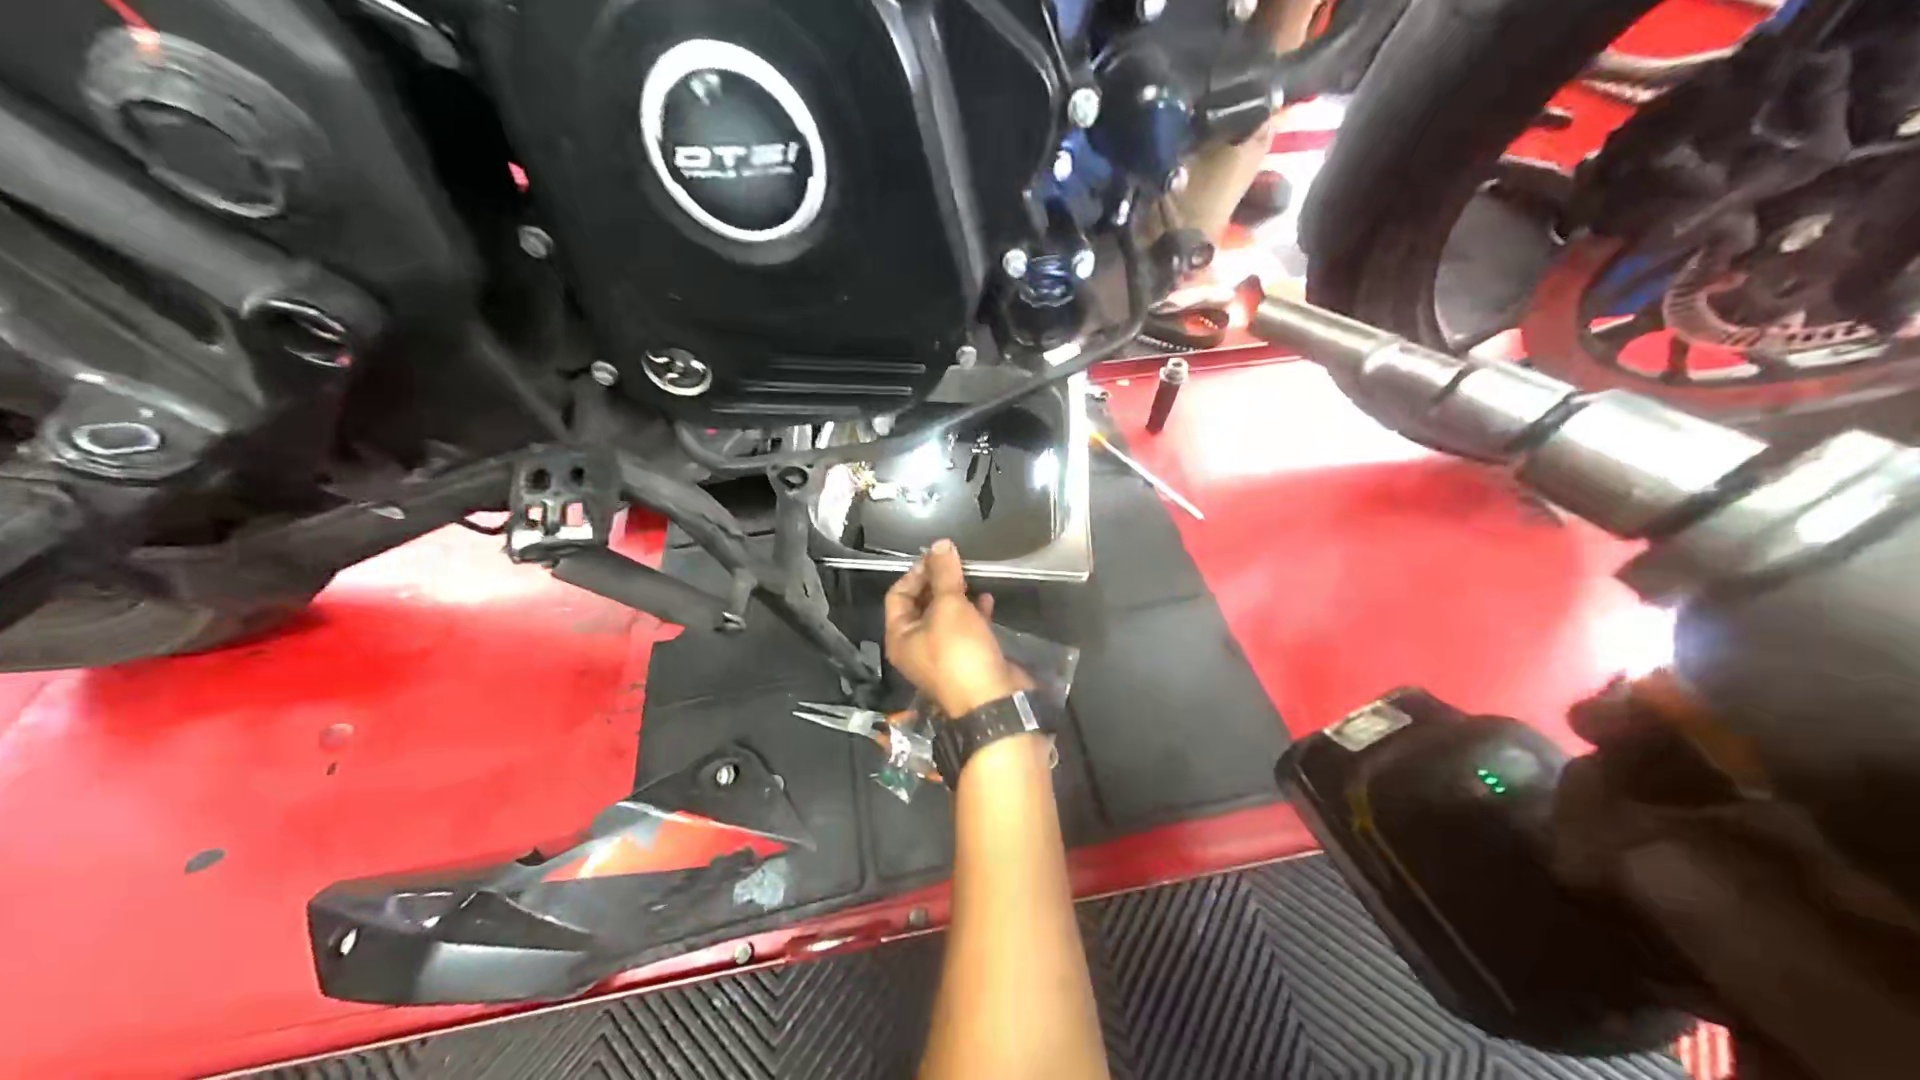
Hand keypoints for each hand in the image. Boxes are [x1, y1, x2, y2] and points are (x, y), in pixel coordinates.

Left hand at [885, 539, 1014, 717]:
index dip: (915, 572)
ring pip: (945, 617)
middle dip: (937, 582)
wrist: (993, 701)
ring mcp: (943, 655)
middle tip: (955, 562)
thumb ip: (944, 574)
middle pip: (921, 605)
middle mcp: (916, 646)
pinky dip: (974, 613)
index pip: (897, 595)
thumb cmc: (960, 652)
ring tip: (971, 576)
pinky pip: (966, 629)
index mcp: (900, 636)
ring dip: (957, 596)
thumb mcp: (949, 607)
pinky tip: (987, 599)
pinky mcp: (967, 659)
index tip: (938, 556)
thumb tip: (940, 543)